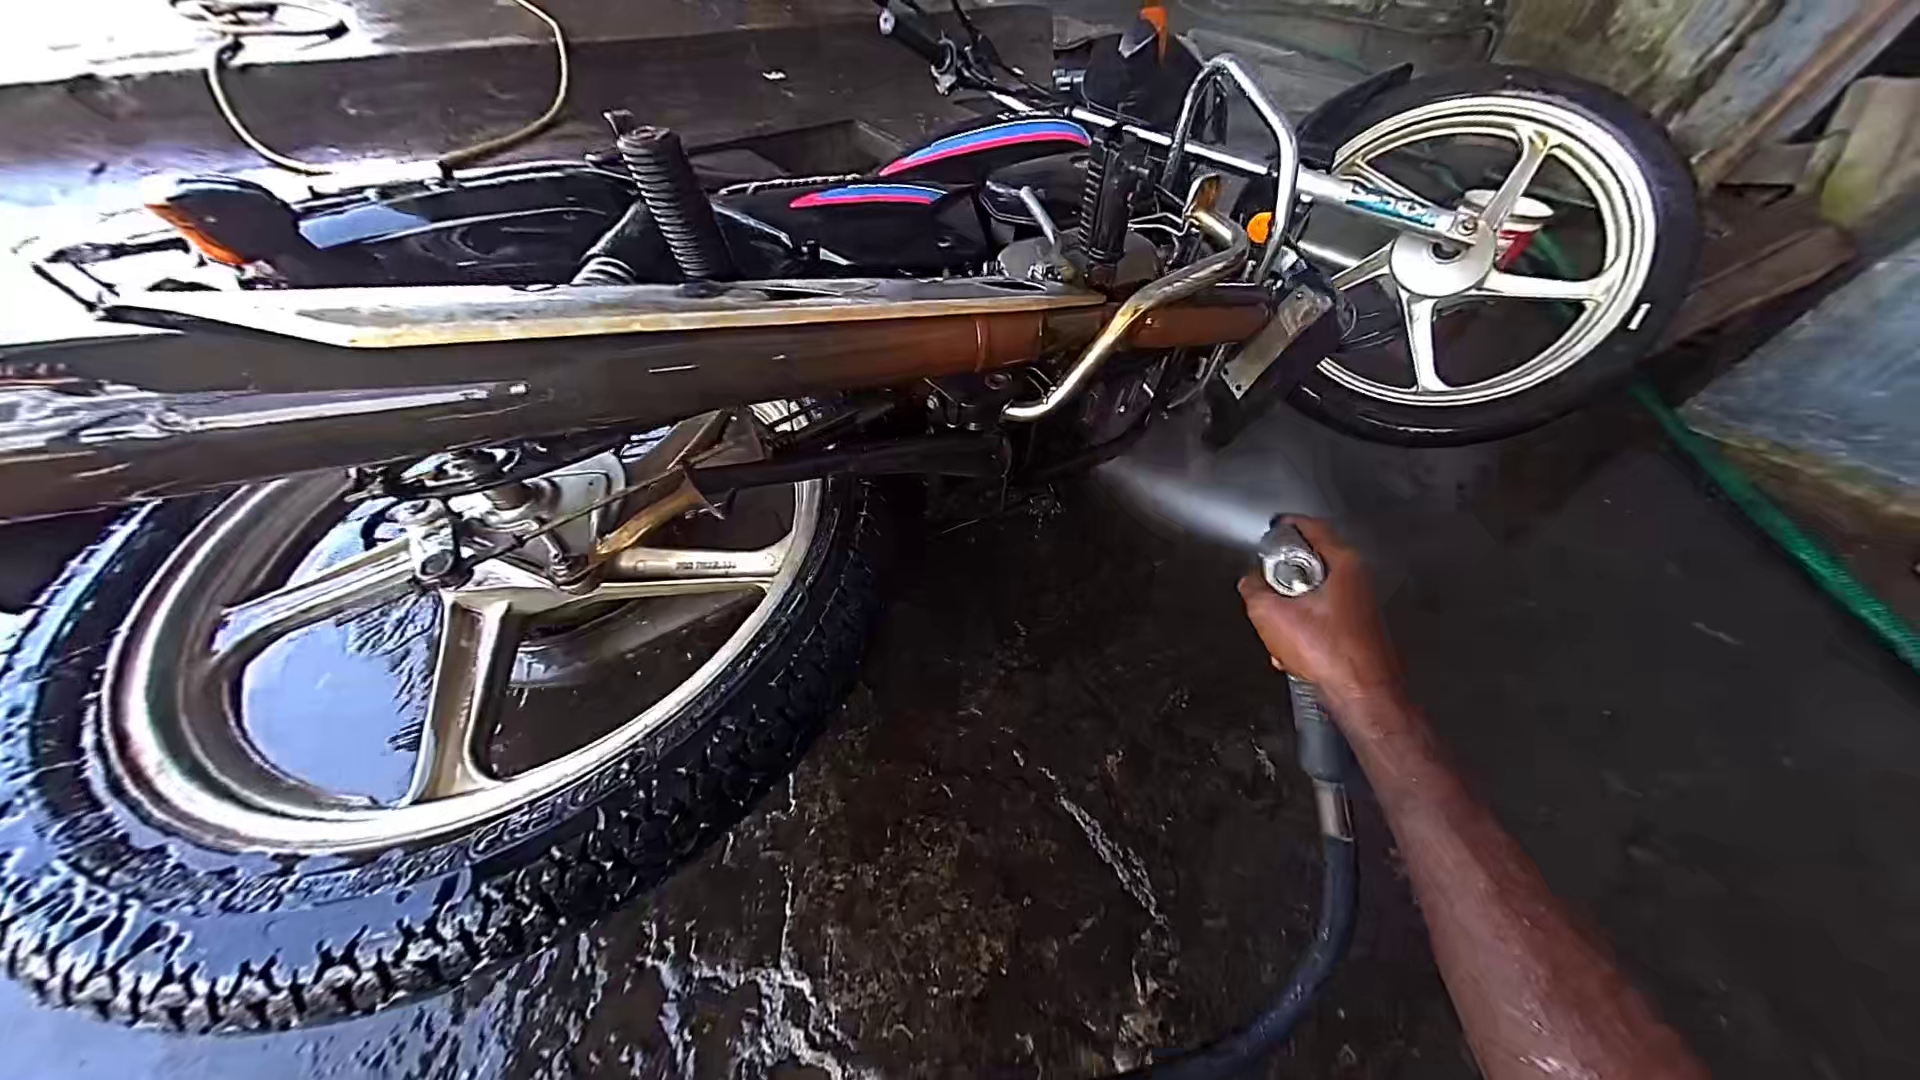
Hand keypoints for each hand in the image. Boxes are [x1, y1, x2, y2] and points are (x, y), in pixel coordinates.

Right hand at [1237, 516, 1399, 701]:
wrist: (1360, 692)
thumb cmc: (1330, 652)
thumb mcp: (1269, 613)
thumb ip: (1253, 589)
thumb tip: (1250, 583)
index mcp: (1342, 564)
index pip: (1313, 526)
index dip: (1287, 525)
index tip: (1272, 527)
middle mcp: (1356, 578)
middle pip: (1309, 561)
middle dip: (1281, 575)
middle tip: (1264, 585)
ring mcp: (1358, 603)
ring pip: (1311, 590)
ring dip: (1288, 605)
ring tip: (1278, 627)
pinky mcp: (1355, 625)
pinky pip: (1319, 614)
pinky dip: (1301, 625)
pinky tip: (1291, 648)